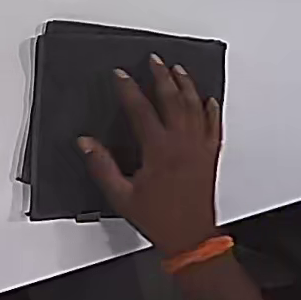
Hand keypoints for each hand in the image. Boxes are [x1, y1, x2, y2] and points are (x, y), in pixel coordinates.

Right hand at [79, 55, 222, 257]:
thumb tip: (86, 143)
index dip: (129, 89)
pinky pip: (214, 125)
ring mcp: (200, 147)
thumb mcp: (121, 195)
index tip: (121, 75)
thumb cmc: (158, 217)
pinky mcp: (210, 155)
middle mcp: (182, 143)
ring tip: (178, 70)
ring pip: (195, 107)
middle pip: (173, 100)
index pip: (141, 109)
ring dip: (186, 85)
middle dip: (162, 76)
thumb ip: (102, 166)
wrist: (191, 237)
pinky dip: (211, 109)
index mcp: (159, 150)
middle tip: (154, 61)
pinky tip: (208, 99)